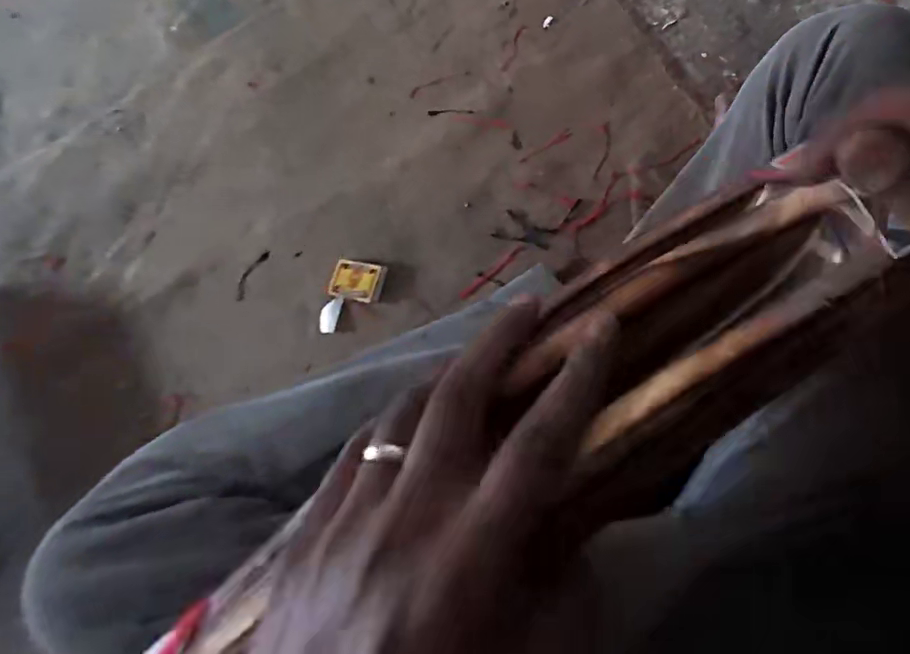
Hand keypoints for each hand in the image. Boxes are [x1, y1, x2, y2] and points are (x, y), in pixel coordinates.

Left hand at [253, 299, 617, 653]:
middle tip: (529, 307)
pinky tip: (408, 418)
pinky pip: (355, 452)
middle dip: (499, 341)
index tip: (602, 328)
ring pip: (400, 413)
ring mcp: (347, 522)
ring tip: (474, 358)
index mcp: (468, 560)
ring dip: (444, 375)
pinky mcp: (307, 537)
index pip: (538, 443)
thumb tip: (575, 534)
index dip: (578, 378)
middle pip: (458, 398)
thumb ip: (566, 602)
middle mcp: (406, 521)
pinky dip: (391, 422)